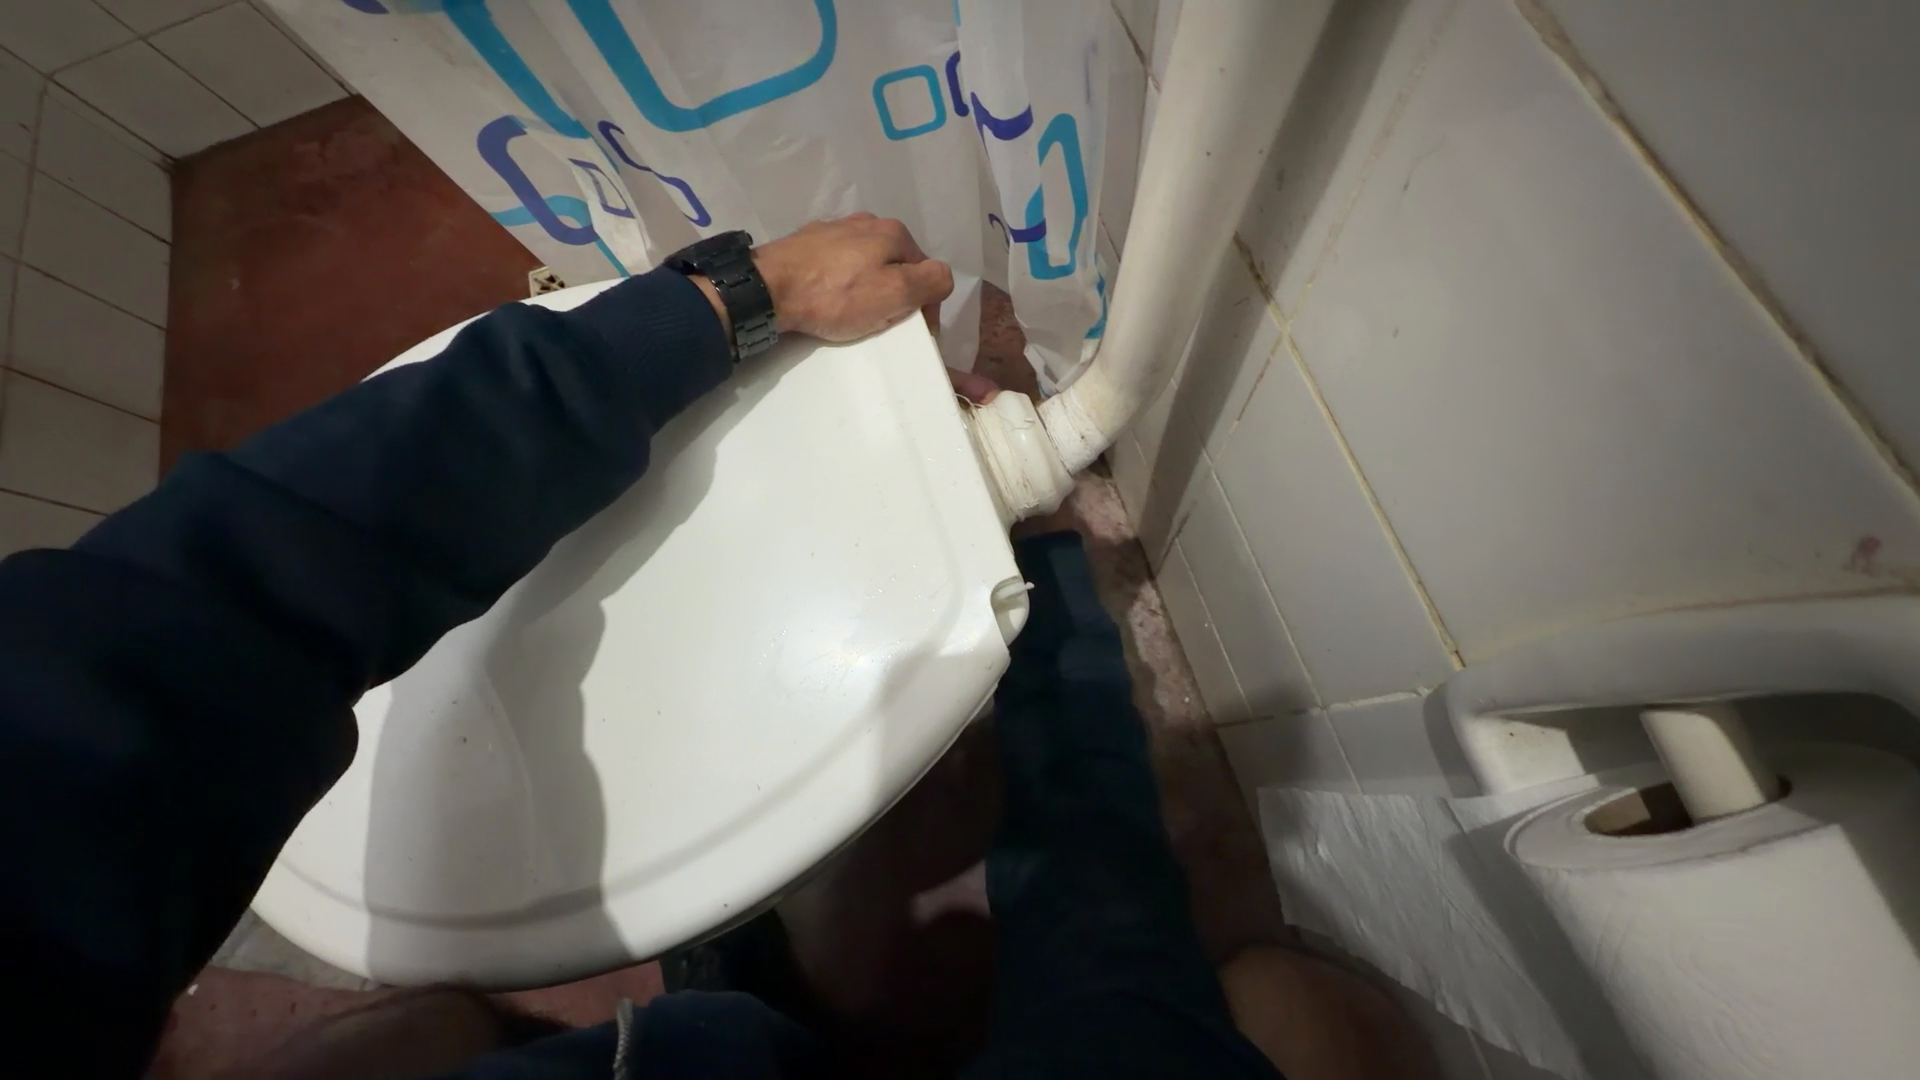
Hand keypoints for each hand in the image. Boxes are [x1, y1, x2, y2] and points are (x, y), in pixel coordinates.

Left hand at [752, 213, 955, 341]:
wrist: (769, 289)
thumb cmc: (837, 295)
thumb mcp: (896, 294)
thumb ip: (931, 282)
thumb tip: (942, 277)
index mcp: (894, 232)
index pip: (927, 271)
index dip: (925, 306)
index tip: (911, 331)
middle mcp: (866, 222)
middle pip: (897, 267)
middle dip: (896, 296)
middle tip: (881, 325)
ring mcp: (833, 229)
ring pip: (868, 266)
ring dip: (869, 291)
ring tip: (854, 315)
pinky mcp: (807, 243)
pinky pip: (839, 267)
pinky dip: (842, 285)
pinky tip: (830, 301)